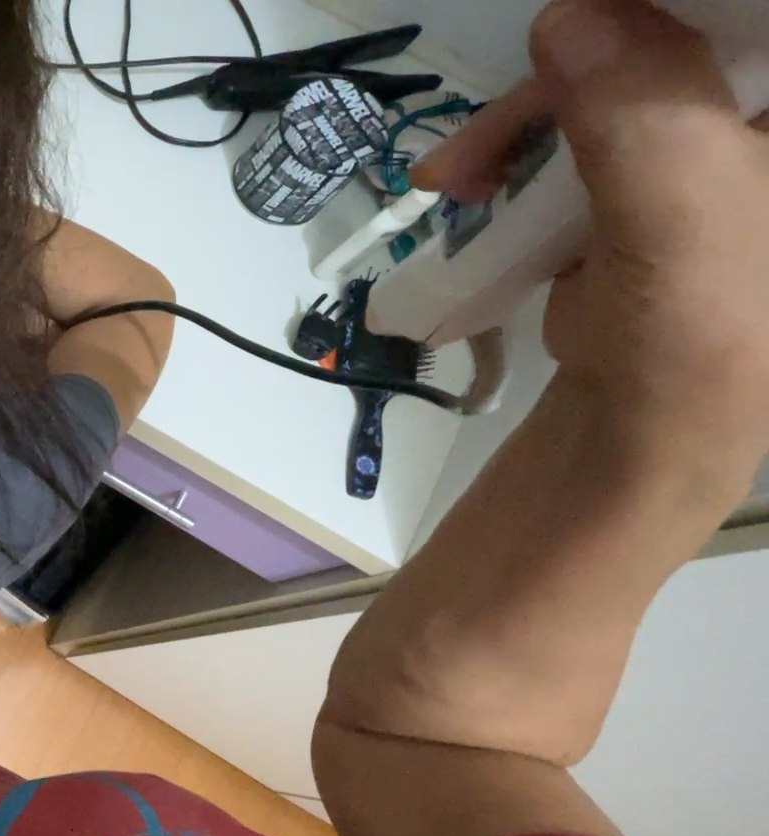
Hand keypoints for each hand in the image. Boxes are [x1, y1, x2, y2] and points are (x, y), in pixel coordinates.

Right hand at [416, 0, 768, 452]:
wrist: (636, 438)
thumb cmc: (698, 354)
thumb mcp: (686, 236)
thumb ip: (645, 123)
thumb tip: (570, 17)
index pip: (759, 22)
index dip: (684, 13)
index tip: (587, 26)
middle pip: (690, 39)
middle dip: (576, 73)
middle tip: (483, 137)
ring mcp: (722, 145)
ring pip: (624, 80)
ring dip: (525, 122)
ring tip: (454, 180)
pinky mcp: (656, 178)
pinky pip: (589, 128)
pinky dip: (521, 152)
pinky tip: (477, 186)